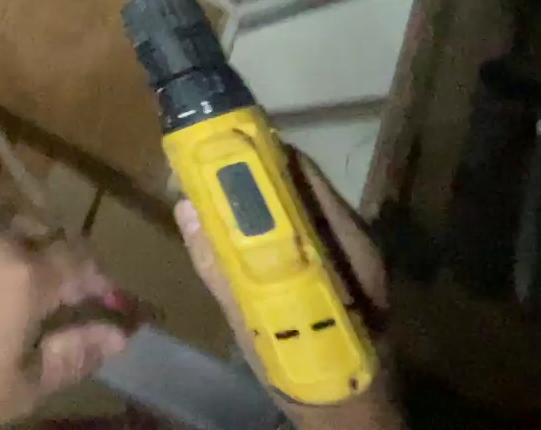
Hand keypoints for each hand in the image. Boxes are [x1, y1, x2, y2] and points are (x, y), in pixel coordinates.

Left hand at [0, 220, 128, 429]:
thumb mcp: (20, 387)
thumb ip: (74, 354)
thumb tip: (118, 333)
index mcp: (28, 275)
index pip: (79, 259)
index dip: (96, 276)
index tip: (99, 295)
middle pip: (46, 228)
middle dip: (62, 253)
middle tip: (62, 285)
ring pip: (9, 214)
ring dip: (25, 234)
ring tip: (22, 265)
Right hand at [176, 151, 405, 429]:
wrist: (354, 418)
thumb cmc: (310, 368)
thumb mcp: (254, 322)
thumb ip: (220, 267)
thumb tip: (186, 207)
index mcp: (347, 244)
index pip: (301, 172)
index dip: (258, 151)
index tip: (217, 139)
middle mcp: (353, 238)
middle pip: (297, 182)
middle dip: (250, 170)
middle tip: (205, 164)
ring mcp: (351, 252)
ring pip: (297, 202)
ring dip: (258, 192)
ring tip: (214, 189)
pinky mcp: (343, 267)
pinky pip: (301, 225)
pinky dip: (270, 217)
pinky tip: (240, 227)